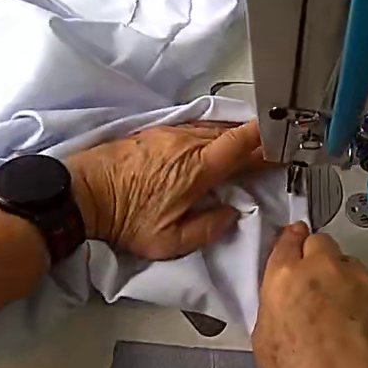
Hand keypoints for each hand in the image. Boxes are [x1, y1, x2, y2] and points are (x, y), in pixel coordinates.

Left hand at [67, 121, 263, 260]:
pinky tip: (212, 143)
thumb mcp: (169, 241)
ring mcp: (169, 133)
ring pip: (212, 128)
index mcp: (197, 167)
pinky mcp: (154, 131)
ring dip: (233, 136)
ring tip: (247, 148)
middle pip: (232, 133)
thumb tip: (230, 214)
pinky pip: (193, 126)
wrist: (82, 193)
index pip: (242, 142)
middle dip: (256, 141)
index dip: (268, 139)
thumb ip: (207, 229)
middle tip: (272, 152)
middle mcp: (186, 142)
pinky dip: (211, 133)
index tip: (285, 142)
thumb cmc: (122, 218)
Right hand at [252, 222, 367, 367]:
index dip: (287, 247)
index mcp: (284, 277)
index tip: (289, 250)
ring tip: (336, 310)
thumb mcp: (264, 340)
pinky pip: (367, 280)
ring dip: (339, 275)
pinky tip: (354, 321)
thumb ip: (272, 302)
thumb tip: (281, 294)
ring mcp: (357, 279)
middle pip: (318, 241)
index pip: (286, 240)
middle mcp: (322, 269)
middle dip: (314, 258)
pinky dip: (361, 293)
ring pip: (345, 261)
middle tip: (311, 285)